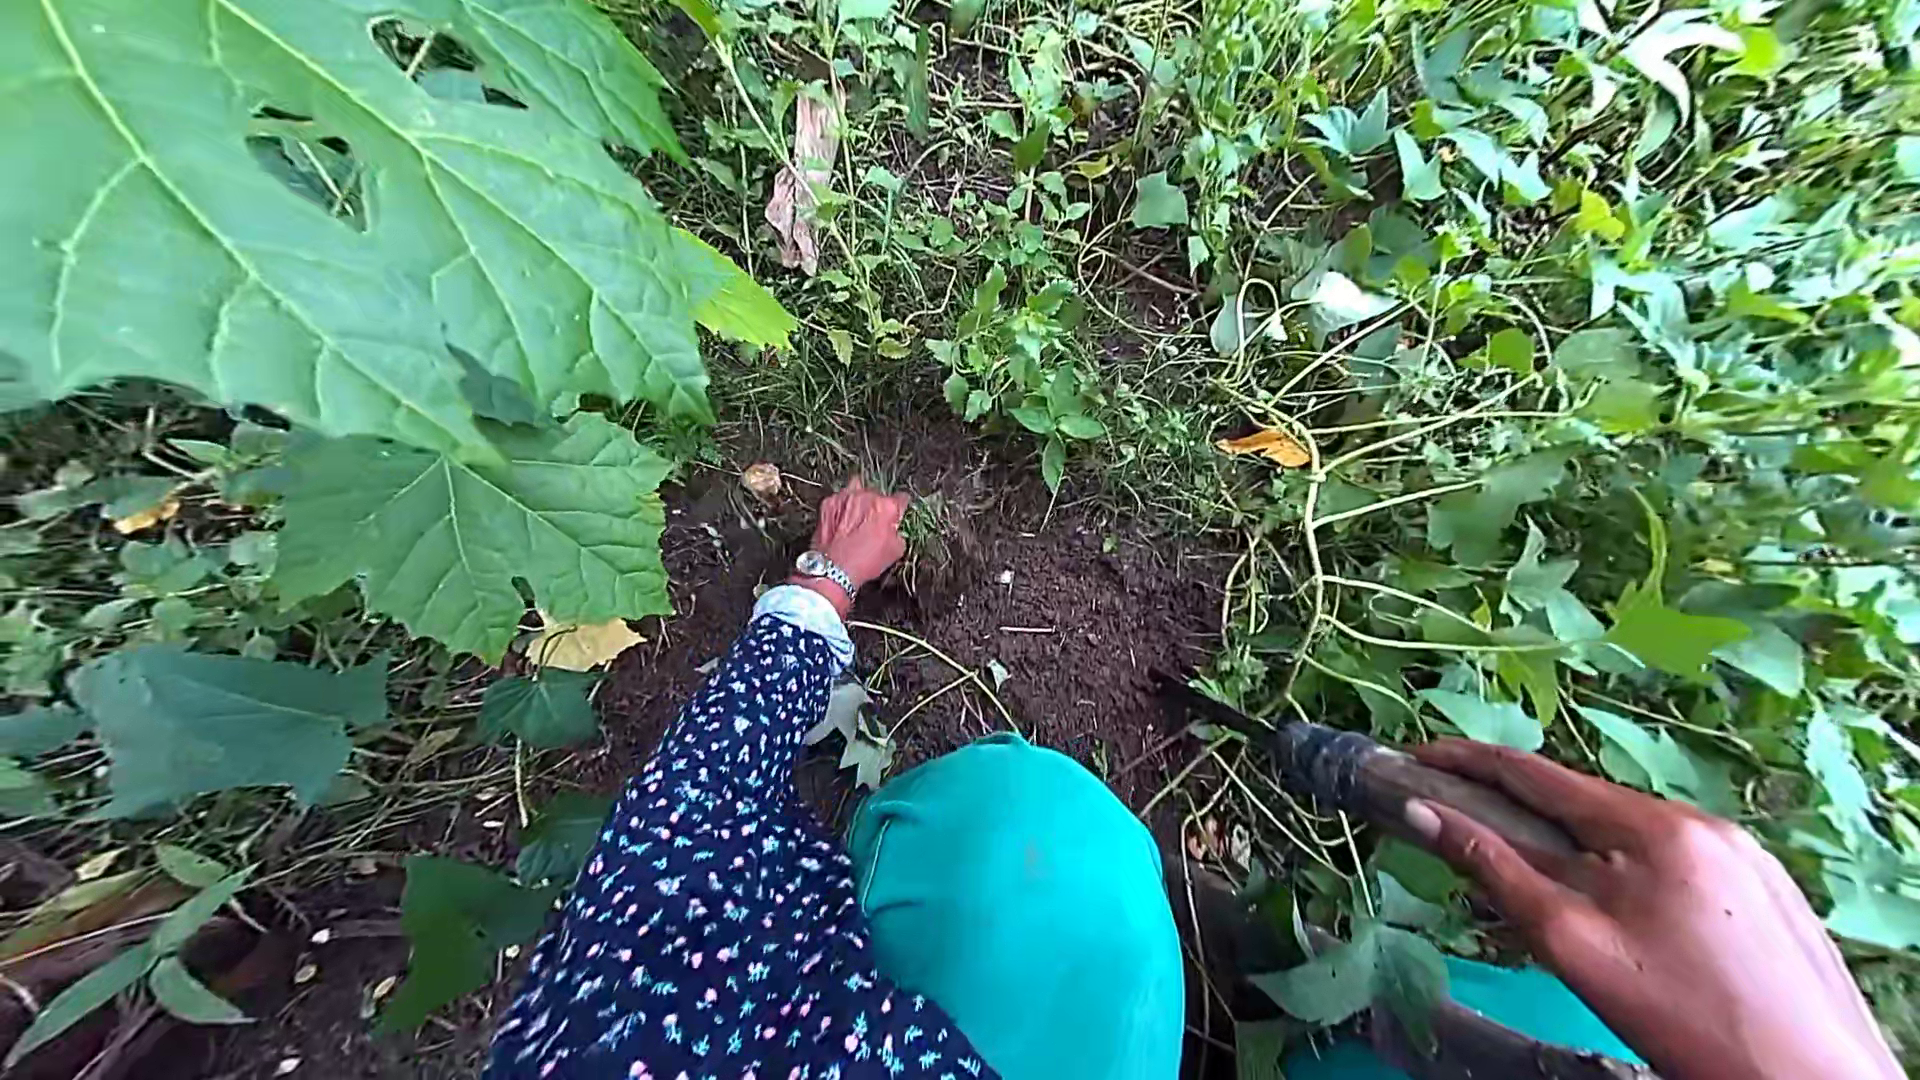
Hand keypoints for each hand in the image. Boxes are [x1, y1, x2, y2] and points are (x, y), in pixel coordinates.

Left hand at [789, 476, 908, 617]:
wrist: (834, 569)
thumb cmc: (864, 561)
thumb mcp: (896, 551)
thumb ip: (898, 532)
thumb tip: (895, 529)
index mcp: (887, 507)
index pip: (901, 498)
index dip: (900, 508)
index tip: (897, 512)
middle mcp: (866, 496)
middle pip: (877, 494)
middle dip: (877, 505)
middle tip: (873, 522)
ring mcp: (845, 497)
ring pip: (857, 489)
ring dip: (859, 500)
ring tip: (857, 515)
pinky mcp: (828, 503)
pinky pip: (839, 499)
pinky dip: (842, 507)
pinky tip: (841, 521)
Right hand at [1405, 739, 1899, 1079]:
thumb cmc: (1680, 1015)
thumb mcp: (1565, 936)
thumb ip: (1486, 862)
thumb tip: (1417, 809)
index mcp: (1653, 826)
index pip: (1532, 771)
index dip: (1463, 758)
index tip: (1415, 757)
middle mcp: (1700, 822)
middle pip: (1574, 795)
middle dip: (1506, 797)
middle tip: (1452, 809)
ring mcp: (1739, 852)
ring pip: (1613, 821)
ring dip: (1554, 826)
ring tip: (1512, 850)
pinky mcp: (1761, 885)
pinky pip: (1654, 847)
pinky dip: (1602, 849)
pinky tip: (1588, 881)